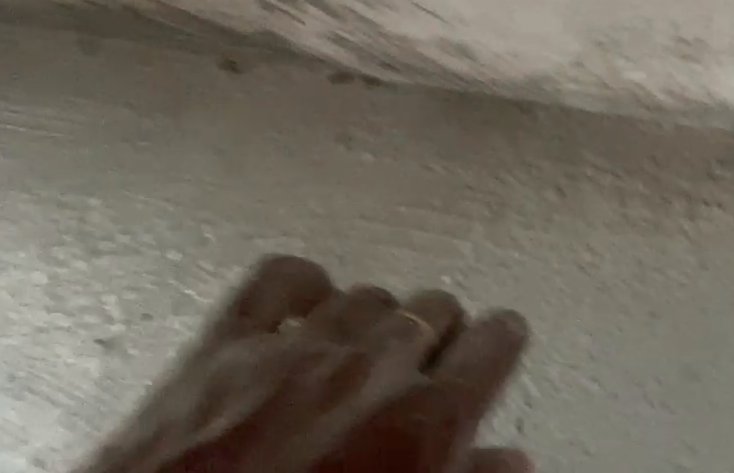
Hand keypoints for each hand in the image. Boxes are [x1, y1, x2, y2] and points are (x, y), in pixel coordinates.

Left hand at [79, 256, 531, 472]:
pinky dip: (299, 290)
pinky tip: (303, 318)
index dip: (499, 346)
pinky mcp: (221, 346)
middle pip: (435, 308)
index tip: (492, 354)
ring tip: (355, 360)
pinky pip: (280, 278)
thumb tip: (513, 459)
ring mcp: (296, 349)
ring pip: (370, 295)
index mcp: (424, 422)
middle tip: (412, 379)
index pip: (498, 339)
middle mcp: (373, 367)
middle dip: (433, 338)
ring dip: (373, 323)